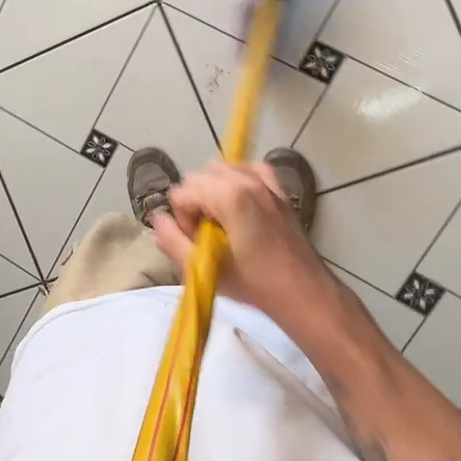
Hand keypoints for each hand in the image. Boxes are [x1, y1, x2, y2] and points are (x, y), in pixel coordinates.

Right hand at [150, 161, 351, 346]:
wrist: (302, 291)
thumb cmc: (254, 282)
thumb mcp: (206, 268)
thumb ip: (172, 241)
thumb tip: (157, 219)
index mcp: (229, 196)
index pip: (182, 193)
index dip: (183, 219)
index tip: (197, 243)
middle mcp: (246, 180)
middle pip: (198, 177)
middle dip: (194, 203)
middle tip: (206, 235)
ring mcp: (265, 182)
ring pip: (221, 169)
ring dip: (212, 191)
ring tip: (222, 222)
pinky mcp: (278, 190)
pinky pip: (249, 169)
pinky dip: (238, 180)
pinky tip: (239, 203)